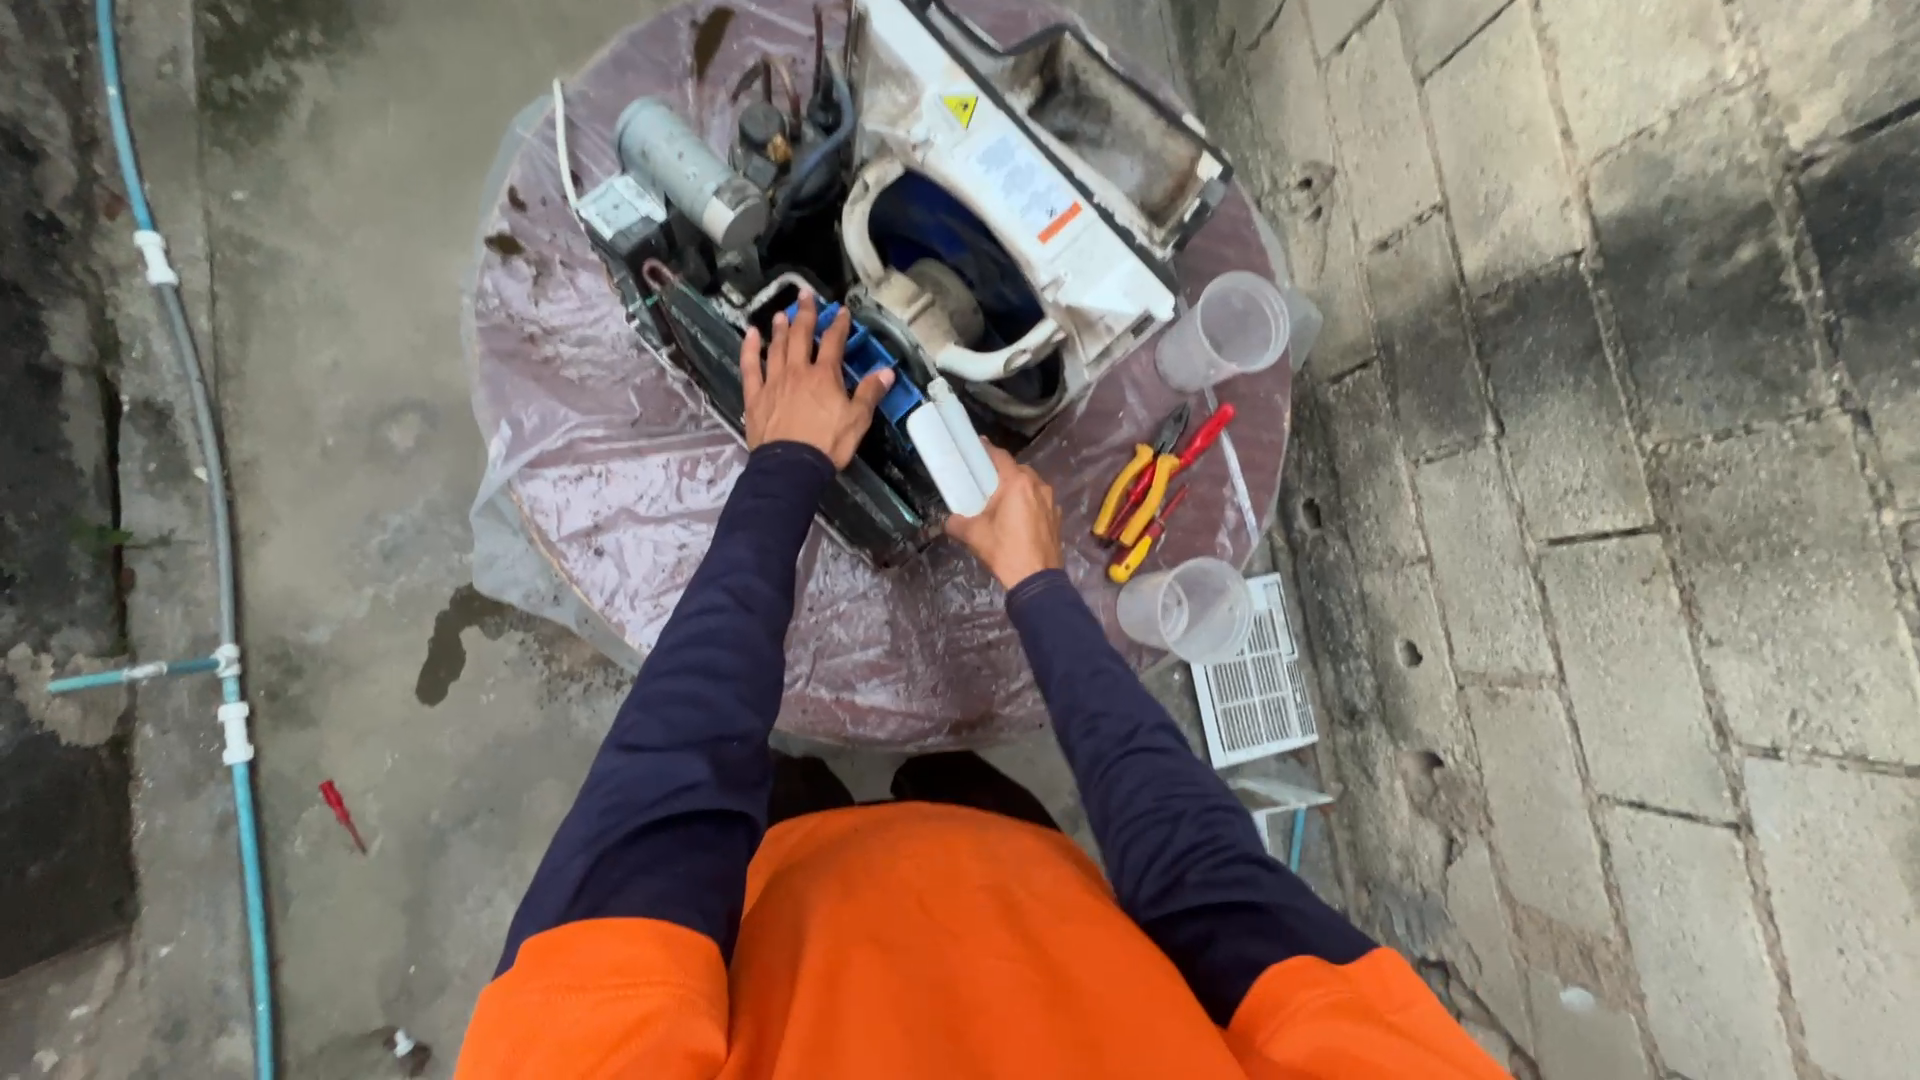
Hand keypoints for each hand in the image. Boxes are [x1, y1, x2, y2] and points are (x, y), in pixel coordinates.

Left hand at [739, 293, 892, 468]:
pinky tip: (750, 335)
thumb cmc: (828, 444)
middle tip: (805, 295)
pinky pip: (750, 366)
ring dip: (779, 328)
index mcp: (824, 376)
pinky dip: (750, 349)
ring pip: (776, 347)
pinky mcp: (755, 396)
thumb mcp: (858, 420)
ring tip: (781, 314)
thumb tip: (887, 371)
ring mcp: (773, 381)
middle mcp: (797, 371)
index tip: (842, 312)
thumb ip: (870, 393)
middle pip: (800, 336)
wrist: (792, 465)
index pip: (833, 343)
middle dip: (805, 314)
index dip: (838, 325)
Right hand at [945, 442, 1063, 588]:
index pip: (1000, 457)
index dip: (988, 449)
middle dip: (1002, 473)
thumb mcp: (973, 535)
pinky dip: (1029, 504)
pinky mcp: (1057, 518)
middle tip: (986, 481)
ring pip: (1031, 486)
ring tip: (1002, 501)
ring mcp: (1051, 502)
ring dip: (1018, 489)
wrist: (1035, 580)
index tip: (978, 446)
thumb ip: (956, 523)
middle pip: (1018, 471)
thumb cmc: (1004, 550)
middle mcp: (1038, 486)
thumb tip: (949, 521)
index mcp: (1017, 483)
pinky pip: (1040, 503)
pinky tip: (1019, 518)